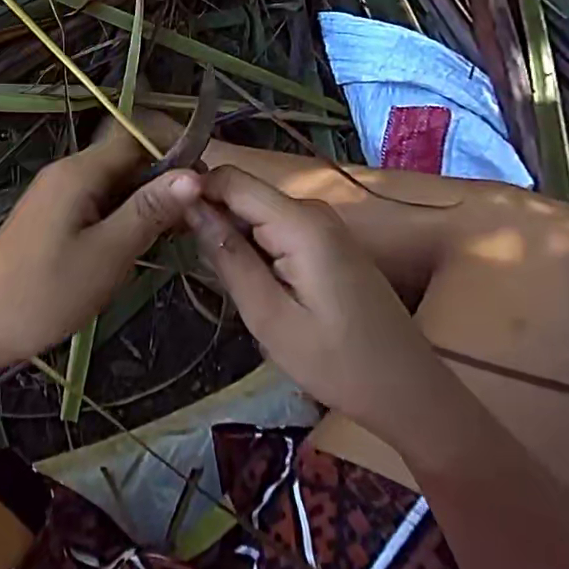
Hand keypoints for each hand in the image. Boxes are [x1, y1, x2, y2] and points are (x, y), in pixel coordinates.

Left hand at [0, 126, 202, 372]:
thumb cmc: (46, 293)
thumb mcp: (108, 254)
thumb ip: (149, 211)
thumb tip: (194, 174)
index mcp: (79, 171)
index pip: (137, 136)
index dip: (174, 152)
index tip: (204, 185)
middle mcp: (67, 172)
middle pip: (126, 158)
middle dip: (162, 181)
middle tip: (194, 219)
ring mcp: (56, 194)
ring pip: (114, 183)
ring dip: (144, 202)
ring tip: (172, 235)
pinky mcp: (51, 216)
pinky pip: (97, 202)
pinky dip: (121, 216)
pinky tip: (135, 245)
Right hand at [185, 166, 452, 449]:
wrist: (407, 390)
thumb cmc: (337, 362)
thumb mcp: (269, 316)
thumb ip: (228, 256)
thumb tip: (190, 207)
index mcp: (301, 222)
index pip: (231, 179)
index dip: (193, 190)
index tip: (161, 217)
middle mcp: (313, 210)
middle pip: (243, 193)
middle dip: (209, 215)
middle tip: (182, 255)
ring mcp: (323, 224)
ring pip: (256, 211)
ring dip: (229, 233)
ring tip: (209, 272)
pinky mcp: (326, 241)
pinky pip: (276, 227)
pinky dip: (253, 245)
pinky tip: (244, 278)